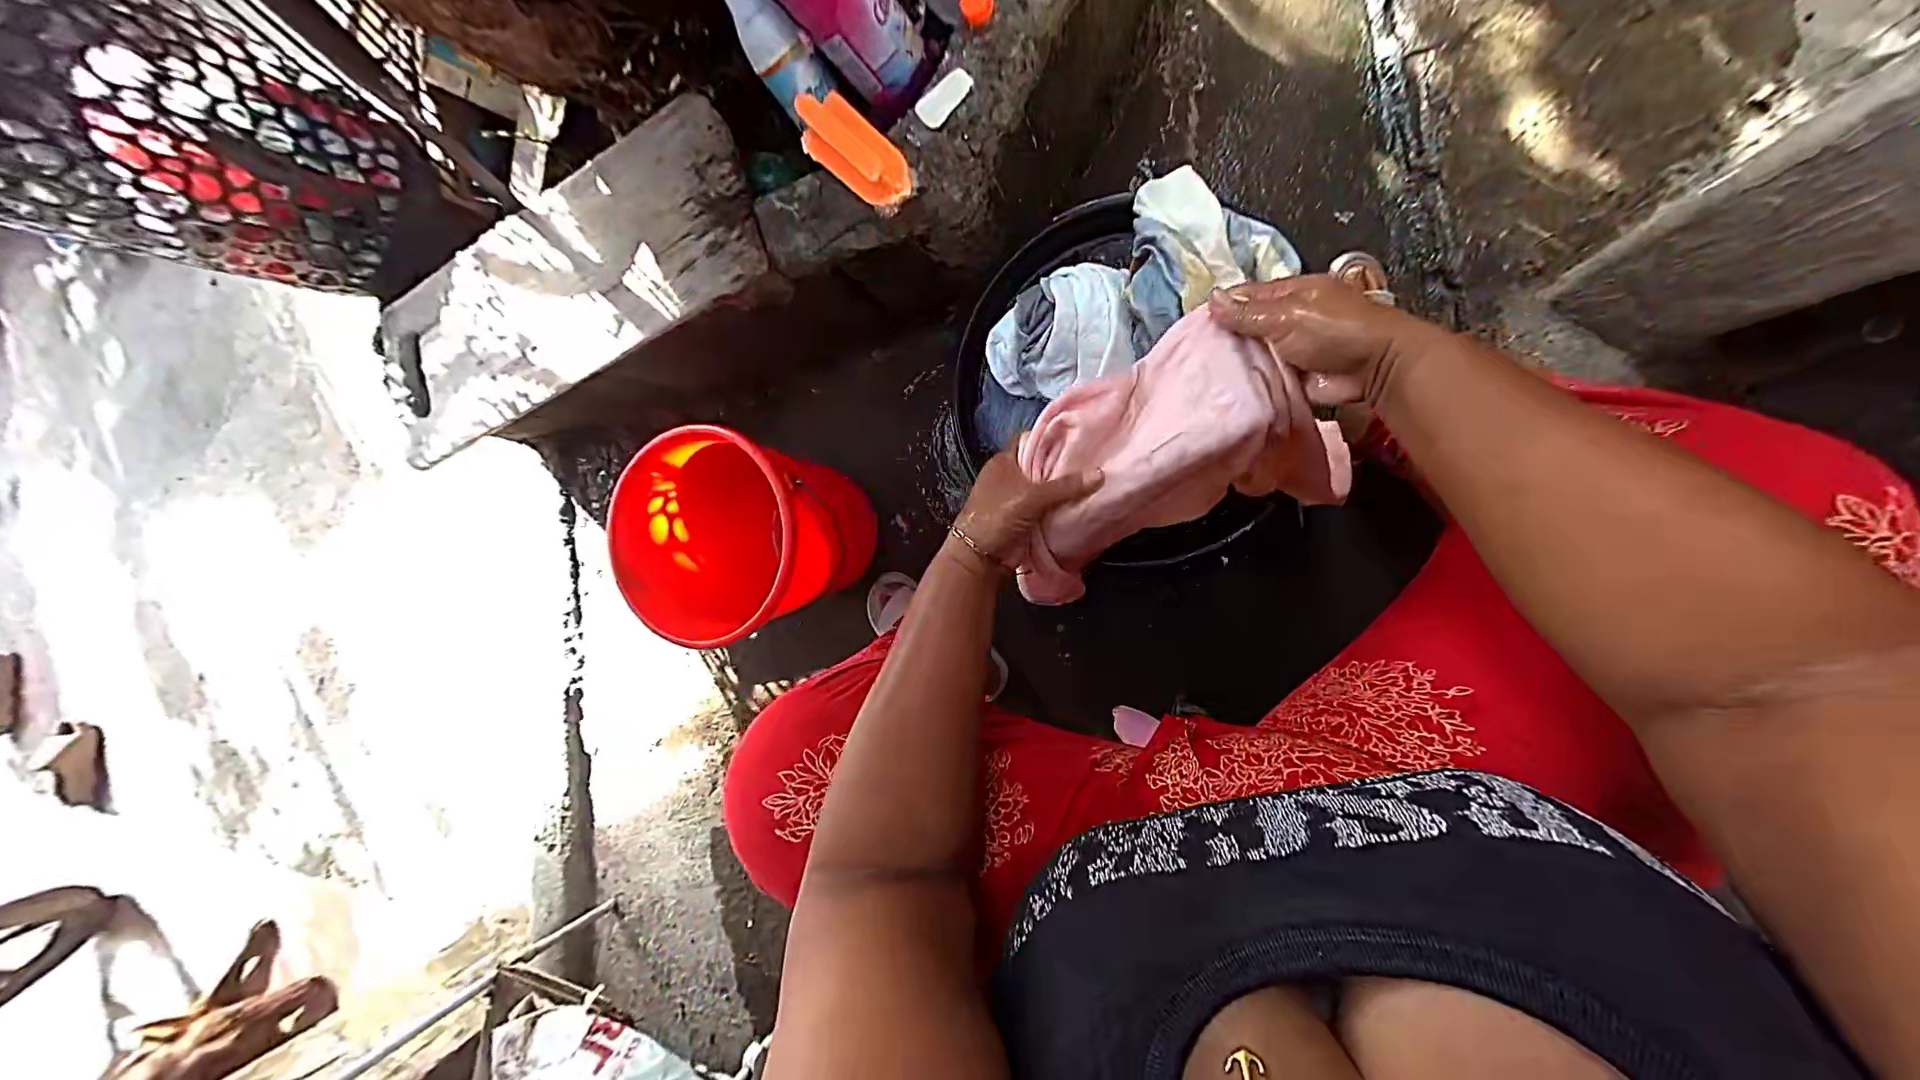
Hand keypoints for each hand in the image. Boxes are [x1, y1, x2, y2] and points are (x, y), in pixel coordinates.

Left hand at [951, 448, 1102, 570]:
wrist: (982, 557)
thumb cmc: (998, 516)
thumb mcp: (1031, 496)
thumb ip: (1065, 486)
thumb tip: (1099, 474)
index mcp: (1004, 461)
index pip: (1030, 440)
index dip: (1051, 438)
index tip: (1077, 438)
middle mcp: (1010, 476)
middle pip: (1041, 465)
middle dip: (1063, 465)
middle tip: (1092, 460)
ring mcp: (1017, 498)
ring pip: (1047, 487)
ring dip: (1065, 489)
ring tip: (1094, 480)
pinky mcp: (1025, 517)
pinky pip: (1048, 507)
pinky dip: (1062, 506)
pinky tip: (1083, 502)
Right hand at [1207, 276, 1449, 404]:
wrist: (1374, 368)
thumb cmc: (1335, 330)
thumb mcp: (1287, 315)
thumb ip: (1248, 312)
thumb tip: (1211, 299)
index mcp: (1289, 294)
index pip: (1245, 296)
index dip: (1220, 308)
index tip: (1193, 326)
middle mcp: (1285, 319)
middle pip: (1244, 326)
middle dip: (1222, 338)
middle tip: (1192, 354)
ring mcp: (1287, 349)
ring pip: (1250, 354)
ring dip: (1232, 363)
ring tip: (1200, 373)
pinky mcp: (1289, 376)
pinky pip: (1260, 377)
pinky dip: (1245, 382)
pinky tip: (1222, 388)